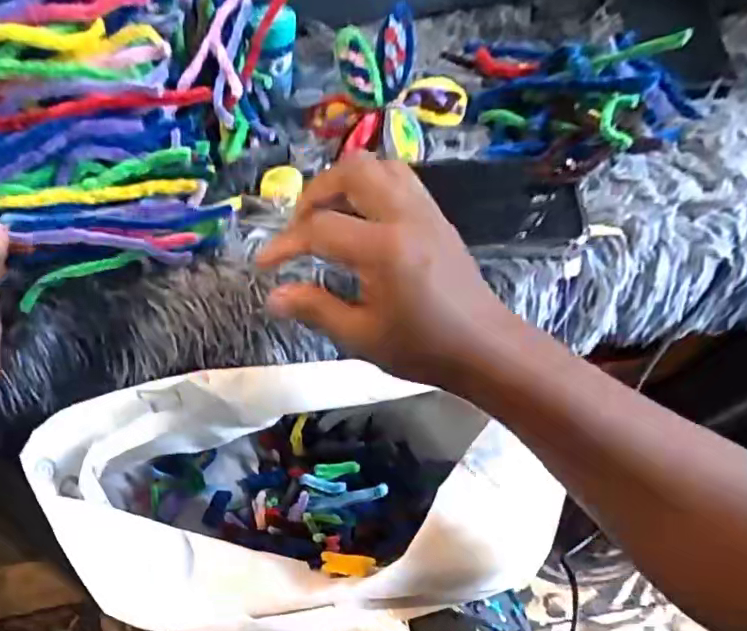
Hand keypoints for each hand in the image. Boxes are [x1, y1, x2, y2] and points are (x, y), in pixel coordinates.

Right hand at [255, 152, 538, 389]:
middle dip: (315, 193)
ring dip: (345, 183)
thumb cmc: (420, 348)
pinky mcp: (437, 216)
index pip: (319, 229)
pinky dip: (372, 187)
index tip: (265, 265)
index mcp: (382, 250)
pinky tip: (361, 220)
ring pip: (379, 166)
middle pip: (351, 171)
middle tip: (299, 228)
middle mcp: (404, 216)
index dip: (284, 244)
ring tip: (328, 217)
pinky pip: (400, 179)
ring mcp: (425, 211)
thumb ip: (315, 309)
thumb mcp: (360, 337)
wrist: (481, 346)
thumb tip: (274, 297)